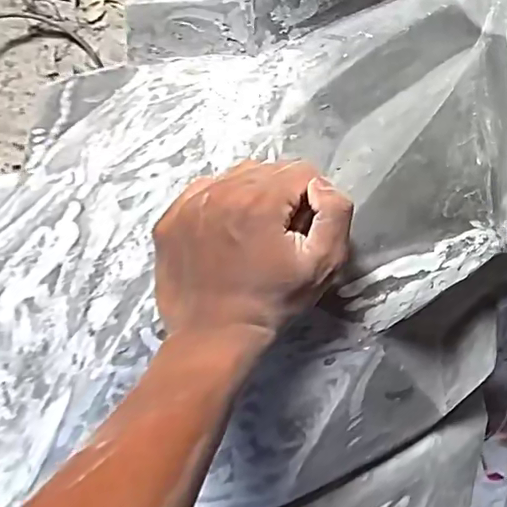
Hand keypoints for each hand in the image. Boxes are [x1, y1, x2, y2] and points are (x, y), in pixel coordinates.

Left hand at [153, 160, 352, 351]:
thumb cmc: (271, 302)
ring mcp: (191, 203)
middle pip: (270, 170)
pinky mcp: (171, 218)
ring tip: (253, 234)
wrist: (214, 337)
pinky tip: (227, 233)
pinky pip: (208, 190)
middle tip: (279, 235)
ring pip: (238, 176)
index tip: (302, 230)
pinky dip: (223, 203)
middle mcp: (222, 192)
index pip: (302, 171)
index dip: (312, 199)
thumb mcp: (323, 262)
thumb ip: (335, 212)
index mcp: (260, 200)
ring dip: (254, 196)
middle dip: (283, 196)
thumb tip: (320, 186)